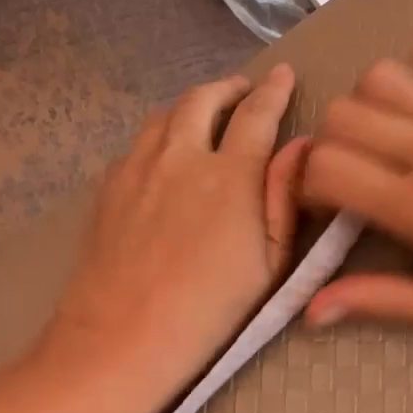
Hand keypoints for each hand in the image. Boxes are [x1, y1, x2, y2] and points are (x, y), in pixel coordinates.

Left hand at [45, 65, 307, 381]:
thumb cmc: (211, 310)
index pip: (258, 114)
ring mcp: (139, 168)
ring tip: (206, 112)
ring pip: (165, 115)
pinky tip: (165, 152)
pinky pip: (138, 142)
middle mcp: (182, 157)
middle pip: (203, 99)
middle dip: (227, 87)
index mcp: (231, 176)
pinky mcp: (109, 186)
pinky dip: (159, 133)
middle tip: (243, 90)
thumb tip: (303, 145)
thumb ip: (287, 196)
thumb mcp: (270, 262)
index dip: (274, 90)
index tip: (283, 74)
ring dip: (191, 104)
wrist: (121, 339)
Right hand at [301, 31, 412, 330]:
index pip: (327, 168)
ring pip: (382, 76)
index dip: (309, 185)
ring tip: (387, 137)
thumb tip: (309, 311)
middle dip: (331, 145)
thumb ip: (375, 301)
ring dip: (369, 104)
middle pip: (342, 115)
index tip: (327, 204)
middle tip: (354, 174)